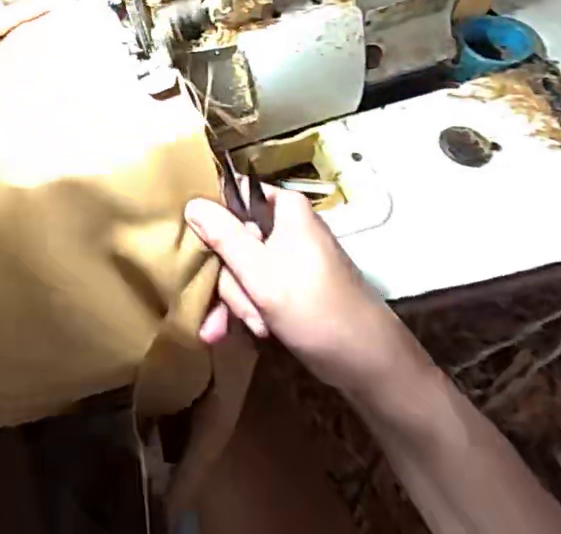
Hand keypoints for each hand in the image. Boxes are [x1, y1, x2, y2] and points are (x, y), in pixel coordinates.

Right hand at [186, 186, 437, 398]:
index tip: (201, 249)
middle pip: (233, 238)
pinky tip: (243, 332)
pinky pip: (255, 286)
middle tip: (239, 307)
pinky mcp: (290, 283)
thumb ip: (223, 236)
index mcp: (285, 209)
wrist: (369, 364)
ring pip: (241, 267)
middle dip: (230, 279)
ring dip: (238, 301)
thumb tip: (191, 203)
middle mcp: (287, 226)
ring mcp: (288, 256)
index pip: (233, 195)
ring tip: (253, 328)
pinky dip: (249, 308)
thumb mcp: (260, 272)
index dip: (212, 220)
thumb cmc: (315, 309)